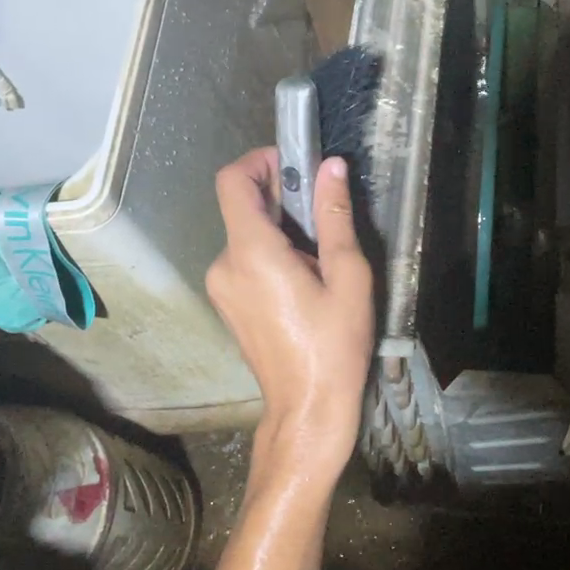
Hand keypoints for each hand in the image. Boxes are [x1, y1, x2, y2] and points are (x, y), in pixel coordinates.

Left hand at [206, 148, 374, 485]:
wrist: (308, 408)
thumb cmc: (334, 345)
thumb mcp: (348, 276)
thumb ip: (335, 216)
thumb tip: (332, 167)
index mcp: (251, 252)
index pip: (233, 180)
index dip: (260, 161)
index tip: (295, 165)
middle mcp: (224, 264)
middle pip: (242, 208)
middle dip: (282, 200)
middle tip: (326, 216)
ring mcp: (221, 287)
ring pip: (246, 237)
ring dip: (280, 232)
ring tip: (322, 261)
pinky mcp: (228, 305)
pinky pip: (245, 262)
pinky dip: (271, 256)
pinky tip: (305, 283)